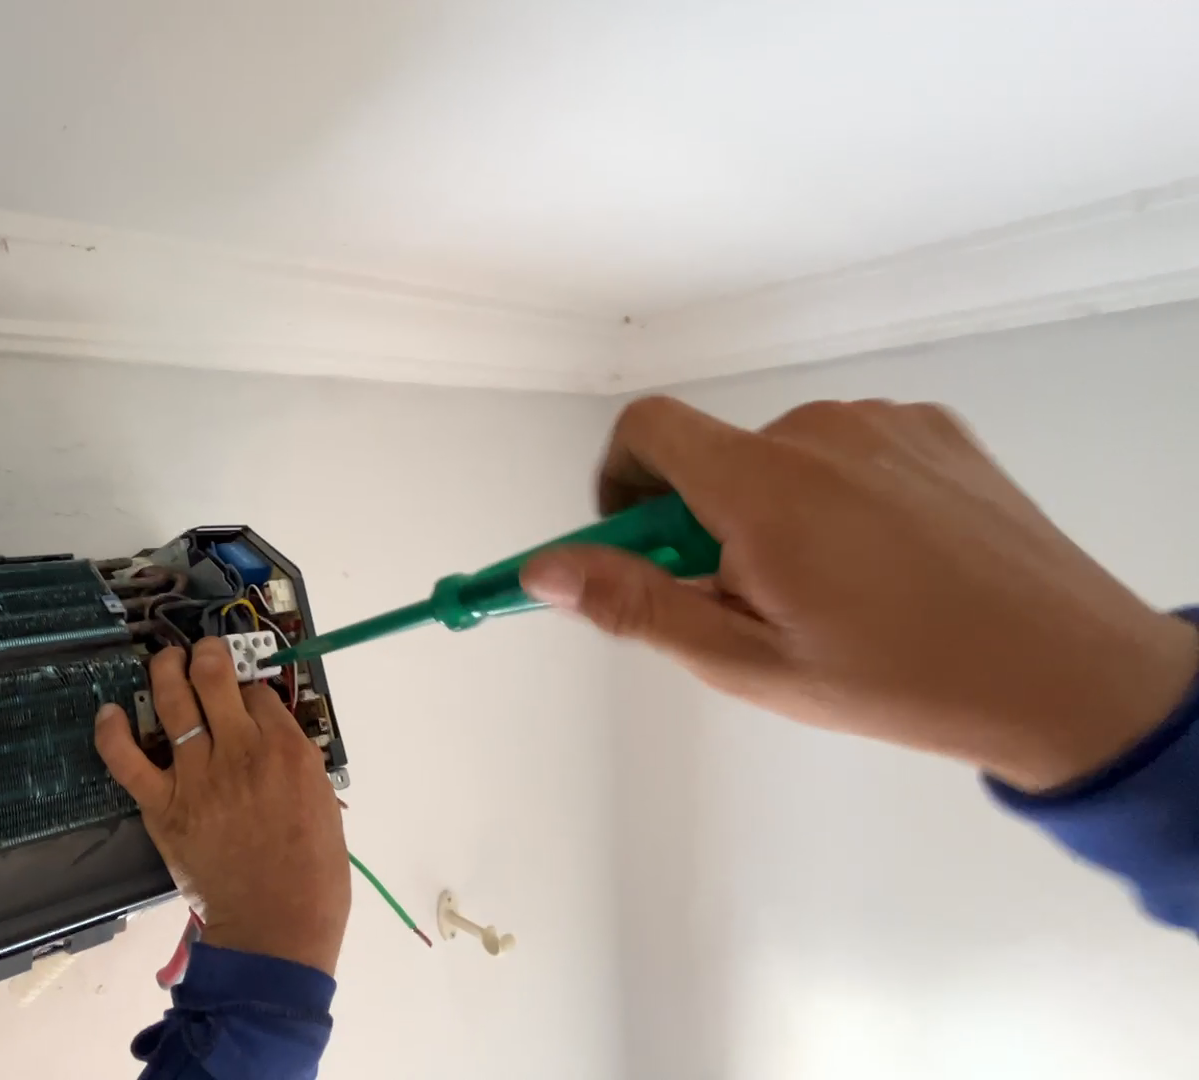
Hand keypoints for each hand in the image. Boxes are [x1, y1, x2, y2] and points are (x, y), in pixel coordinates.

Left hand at [94, 639, 350, 973]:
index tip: (244, 696)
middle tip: (202, 652)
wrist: (276, 927)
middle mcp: (238, 750)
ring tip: (166, 658)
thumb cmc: (312, 868)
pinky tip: (110, 712)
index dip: (248, 686)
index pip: (256, 690)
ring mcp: (196, 776)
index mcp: (284, 748)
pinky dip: (112, 733)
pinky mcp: (163, 806)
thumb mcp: (322, 796)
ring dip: (166, 669)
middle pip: (213, 675)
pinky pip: (128, 760)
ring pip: (173, 701)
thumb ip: (293, 754)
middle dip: (206, 652)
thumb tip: (267, 725)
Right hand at [523, 396, 1197, 793]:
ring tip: (819, 581)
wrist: (1079, 681)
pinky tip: (873, 552)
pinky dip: (823, 490)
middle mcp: (819, 431)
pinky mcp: (933, 430)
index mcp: (764, 484)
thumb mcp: (738, 657)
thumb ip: (630, 603)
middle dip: (695, 515)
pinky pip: (835, 447)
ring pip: (769, 453)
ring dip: (760, 505)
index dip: (618, 478)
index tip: (637, 538)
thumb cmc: (894, 678)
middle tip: (739, 590)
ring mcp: (884, 424)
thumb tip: (542, 571)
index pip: (645, 429)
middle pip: (707, 451)